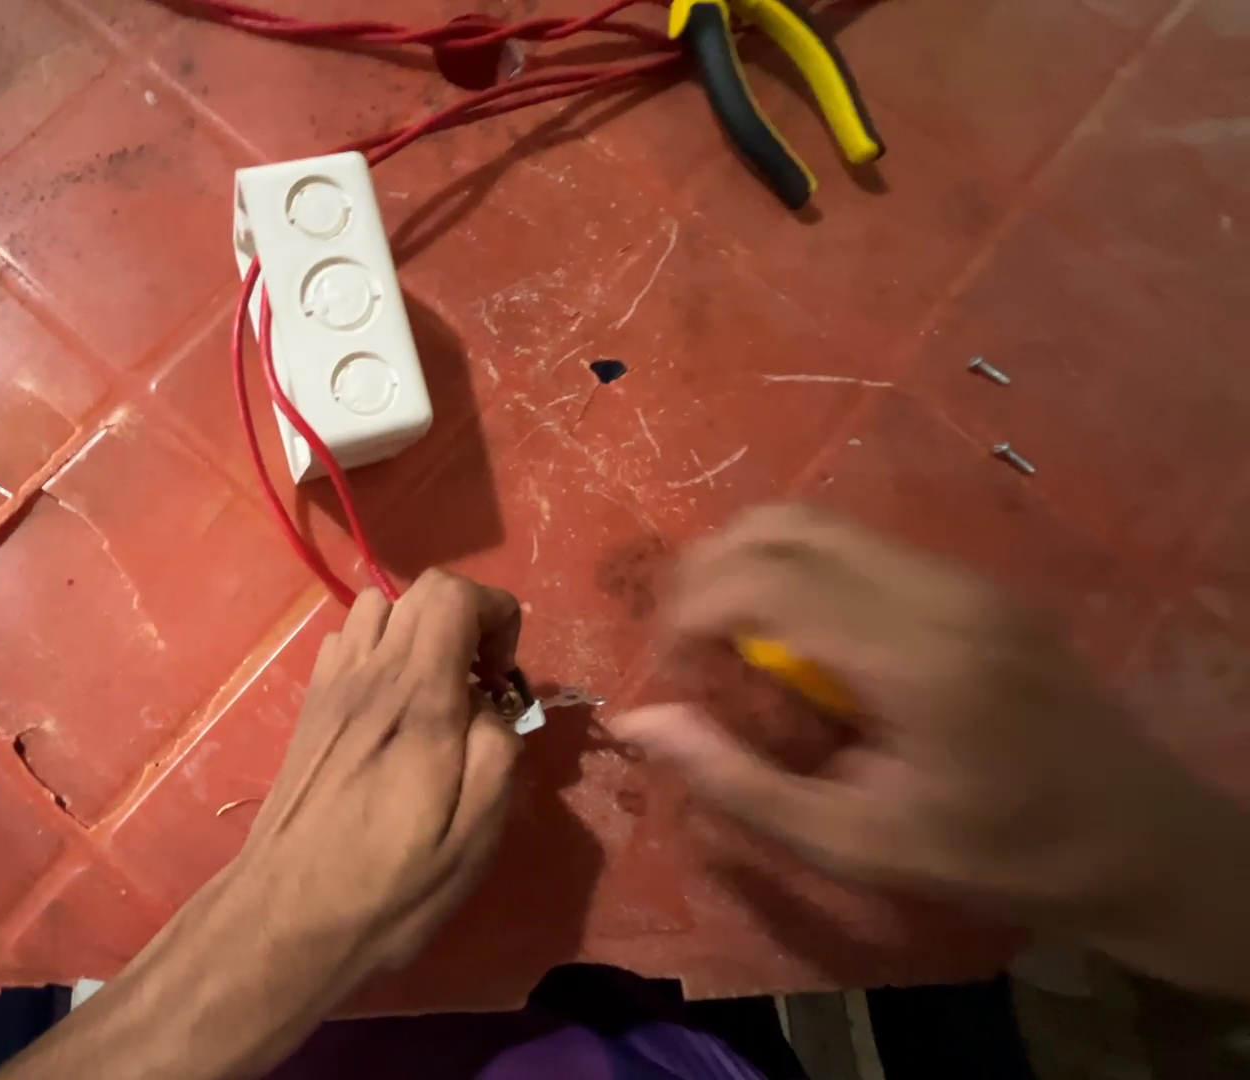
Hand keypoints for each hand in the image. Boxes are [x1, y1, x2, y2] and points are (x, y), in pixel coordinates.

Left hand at [217, 569, 524, 980]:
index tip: (502, 676)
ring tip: (431, 689)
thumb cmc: (390, 883)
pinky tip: (385, 704)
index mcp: (417, 699)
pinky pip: (344, 640)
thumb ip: (496, 749)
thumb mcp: (474, 835)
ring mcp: (331, 683)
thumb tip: (488, 704)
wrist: (289, 911)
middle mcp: (368, 673)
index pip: (452, 595)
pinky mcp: (310, 702)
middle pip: (419, 590)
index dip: (495, 613)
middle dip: (466, 620)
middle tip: (476, 685)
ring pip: (377, 607)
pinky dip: (376, 649)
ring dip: (417, 632)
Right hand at [609, 505, 1220, 938]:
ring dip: (735, 562)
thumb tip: (636, 719)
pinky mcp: (958, 575)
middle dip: (700, 576)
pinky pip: (836, 537)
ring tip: (722, 628)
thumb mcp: (853, 842)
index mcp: (915, 658)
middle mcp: (933, 591)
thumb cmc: (996, 854)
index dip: (688, 611)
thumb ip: (735, 780)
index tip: (673, 667)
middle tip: (686, 643)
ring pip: (800, 518)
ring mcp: (953, 574)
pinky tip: (781, 625)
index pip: (763, 580)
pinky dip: (778, 565)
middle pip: (772, 528)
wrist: (1151, 842)